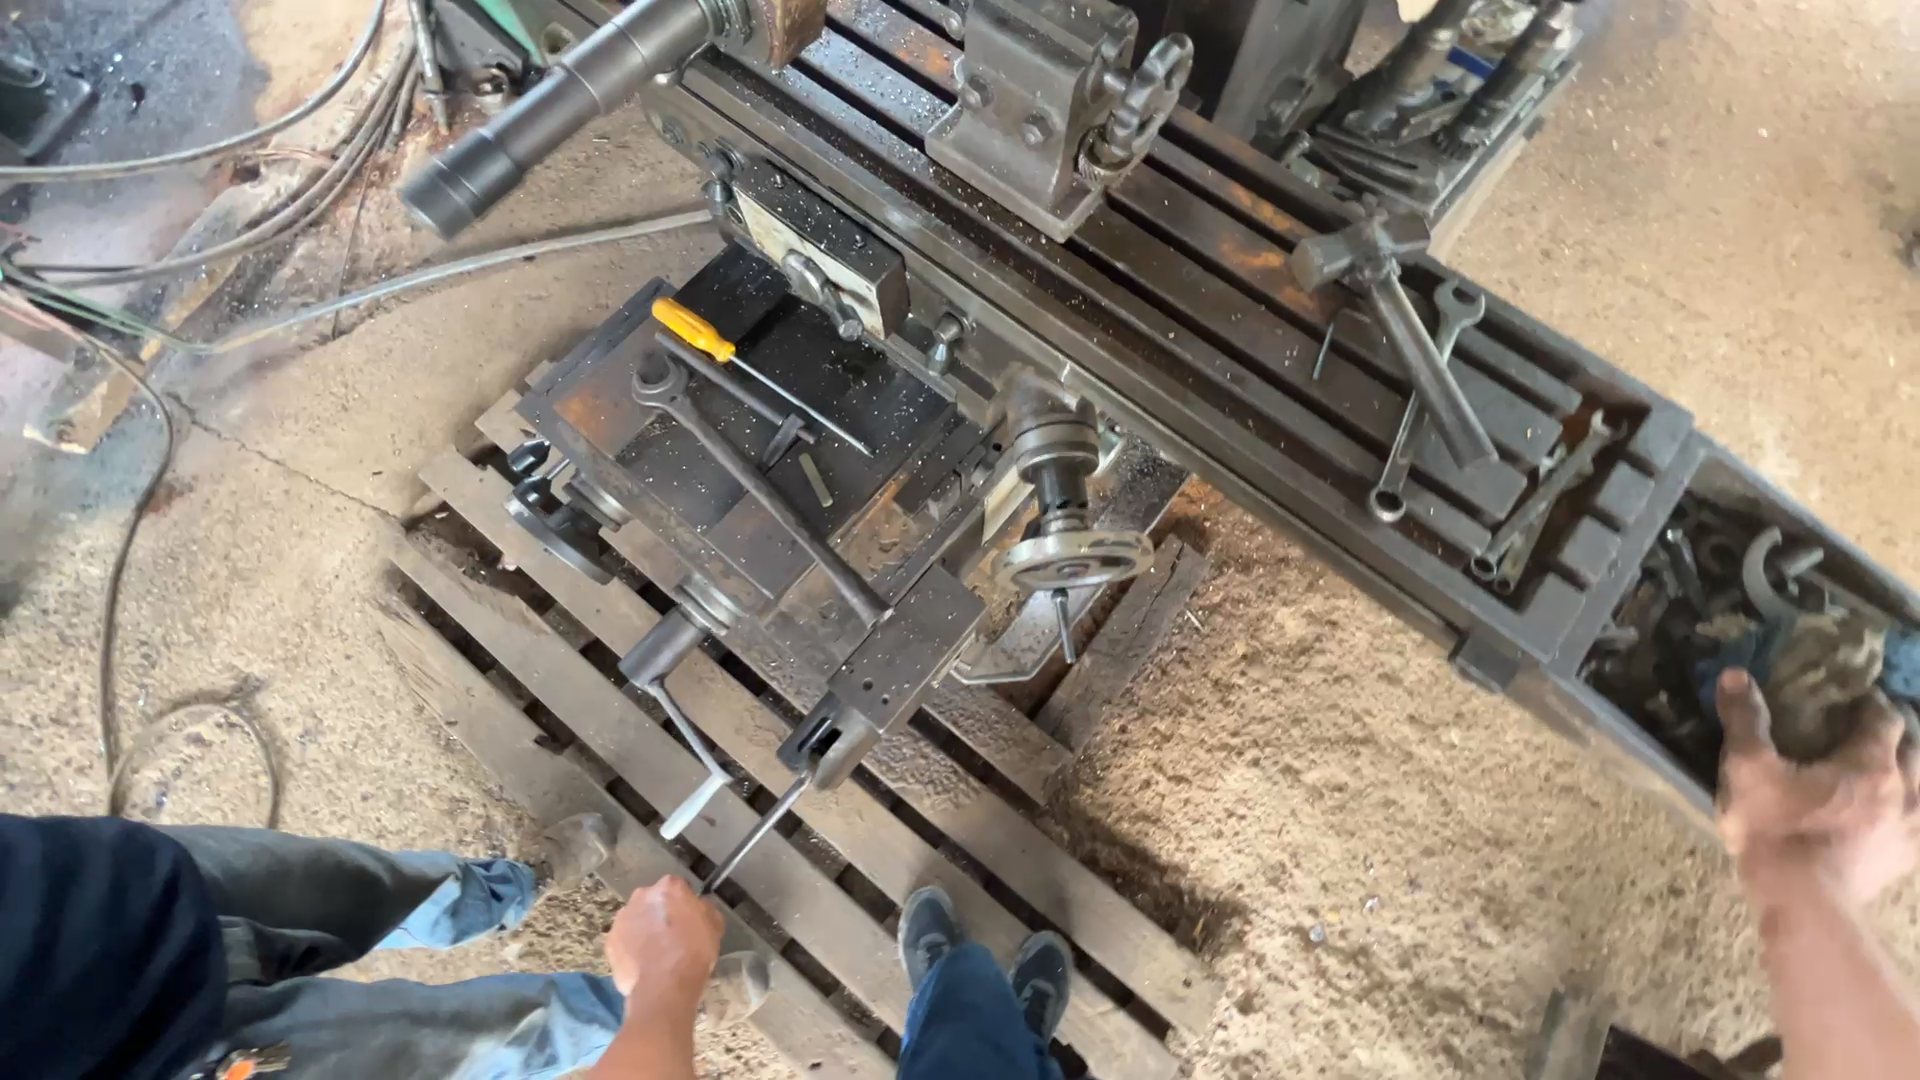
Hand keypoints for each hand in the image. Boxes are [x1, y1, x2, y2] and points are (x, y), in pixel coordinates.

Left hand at [604, 876, 724, 1026]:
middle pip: (652, 900)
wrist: (665, 985)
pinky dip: (630, 948)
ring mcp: (622, 919)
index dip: (683, 903)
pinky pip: (623, 940)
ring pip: (635, 919)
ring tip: (654, 951)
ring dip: (642, 928)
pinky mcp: (610, 942)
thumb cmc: (695, 950)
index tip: (688, 918)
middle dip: (659, 912)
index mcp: (669, 886)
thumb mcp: (715, 924)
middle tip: (670, 933)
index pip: (677, 887)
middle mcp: (642, 895)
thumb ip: (704, 908)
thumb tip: (698, 907)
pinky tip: (642, 963)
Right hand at [1716, 668, 1919, 908]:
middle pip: (1916, 752)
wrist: (1803, 891)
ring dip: (1914, 770)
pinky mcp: (1909, 855)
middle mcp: (1906, 791)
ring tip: (1895, 765)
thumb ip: (1745, 720)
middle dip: (1900, 734)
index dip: (1872, 703)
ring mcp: (1913, 827)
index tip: (1856, 694)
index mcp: (1868, 765)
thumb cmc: (1773, 823)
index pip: (1884, 721)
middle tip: (1874, 724)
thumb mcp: (1746, 766)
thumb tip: (1737, 673)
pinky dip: (1916, 808)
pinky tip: (1904, 813)